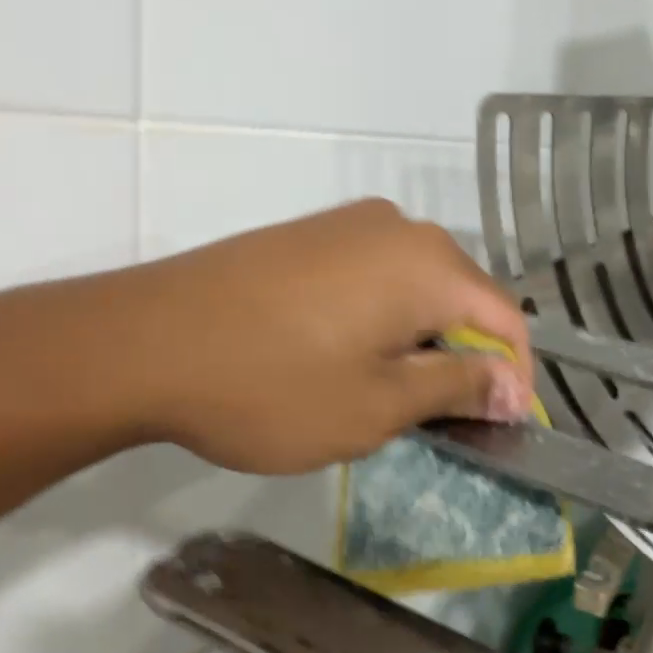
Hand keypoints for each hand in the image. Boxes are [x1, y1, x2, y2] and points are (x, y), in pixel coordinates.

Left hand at [100, 199, 532, 473]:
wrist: (139, 344)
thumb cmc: (272, 385)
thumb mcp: (378, 405)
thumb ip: (458, 388)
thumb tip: (513, 388)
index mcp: (432, 264)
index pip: (507, 321)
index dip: (513, 378)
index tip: (500, 428)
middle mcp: (401, 229)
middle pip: (465, 298)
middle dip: (466, 358)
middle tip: (445, 420)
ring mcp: (350, 225)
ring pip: (419, 287)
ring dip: (424, 340)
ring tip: (393, 394)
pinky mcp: (311, 235)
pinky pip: (377, 276)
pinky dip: (385, 319)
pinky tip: (350, 356)